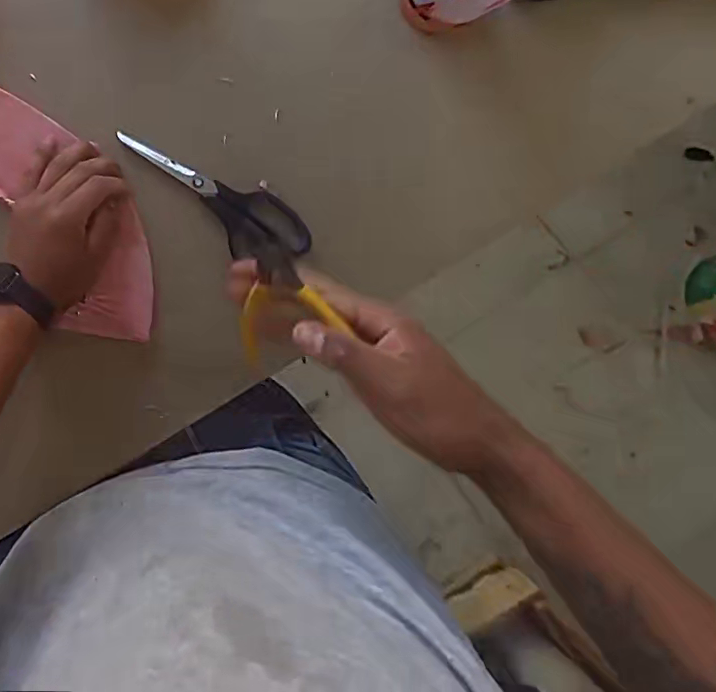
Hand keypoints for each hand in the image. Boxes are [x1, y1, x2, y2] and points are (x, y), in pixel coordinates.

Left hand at [6, 138, 129, 311]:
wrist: (24, 294)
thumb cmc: (63, 281)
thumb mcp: (95, 258)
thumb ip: (107, 224)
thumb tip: (114, 200)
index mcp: (68, 216)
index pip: (98, 186)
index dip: (117, 184)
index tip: (126, 191)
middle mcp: (48, 200)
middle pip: (79, 170)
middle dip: (103, 165)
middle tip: (117, 170)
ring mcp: (32, 198)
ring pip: (57, 164)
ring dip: (77, 152)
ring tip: (93, 148)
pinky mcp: (21, 202)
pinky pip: (31, 171)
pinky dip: (42, 155)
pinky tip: (51, 141)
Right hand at [226, 259, 506, 473]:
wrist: (482, 444)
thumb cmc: (437, 412)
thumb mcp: (387, 383)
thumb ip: (343, 353)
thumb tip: (298, 328)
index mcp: (378, 318)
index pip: (320, 291)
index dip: (280, 279)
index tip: (245, 271)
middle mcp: (374, 323)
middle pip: (317, 302)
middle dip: (275, 292)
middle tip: (233, 286)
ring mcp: (376, 343)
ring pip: (323, 322)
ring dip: (286, 313)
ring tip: (247, 308)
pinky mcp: (377, 364)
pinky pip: (334, 342)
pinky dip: (307, 337)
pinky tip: (289, 338)